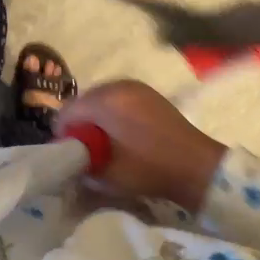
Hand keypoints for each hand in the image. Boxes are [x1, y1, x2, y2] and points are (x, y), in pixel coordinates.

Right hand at [56, 79, 226, 213]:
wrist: (196, 166)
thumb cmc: (149, 169)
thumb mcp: (106, 174)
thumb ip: (81, 163)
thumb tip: (70, 157)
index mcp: (105, 100)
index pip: (68, 110)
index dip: (63, 133)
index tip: (68, 154)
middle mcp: (117, 85)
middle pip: (83, 101)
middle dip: (80, 124)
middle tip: (86, 151)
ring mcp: (135, 86)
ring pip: (101, 99)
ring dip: (96, 118)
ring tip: (104, 144)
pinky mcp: (148, 93)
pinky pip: (119, 99)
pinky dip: (113, 114)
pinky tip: (122, 135)